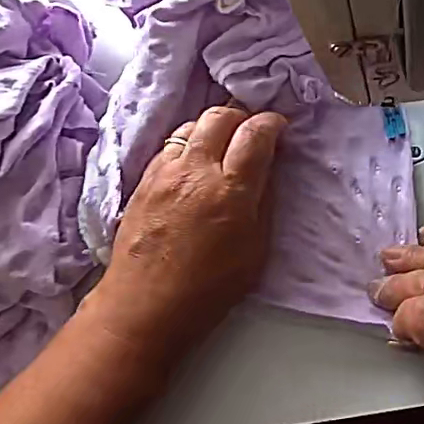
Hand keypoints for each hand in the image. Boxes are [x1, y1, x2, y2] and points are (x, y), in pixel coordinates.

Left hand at [80, 105, 287, 363]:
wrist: (144, 308)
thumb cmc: (209, 288)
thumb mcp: (256, 249)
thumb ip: (264, 200)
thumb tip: (269, 166)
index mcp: (230, 190)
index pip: (255, 133)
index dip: (273, 123)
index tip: (281, 127)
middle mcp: (195, 171)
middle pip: (221, 115)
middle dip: (243, 116)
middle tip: (253, 132)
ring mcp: (164, 172)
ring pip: (192, 125)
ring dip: (214, 127)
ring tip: (224, 146)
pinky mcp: (143, 180)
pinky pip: (170, 146)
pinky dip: (189, 144)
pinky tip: (195, 165)